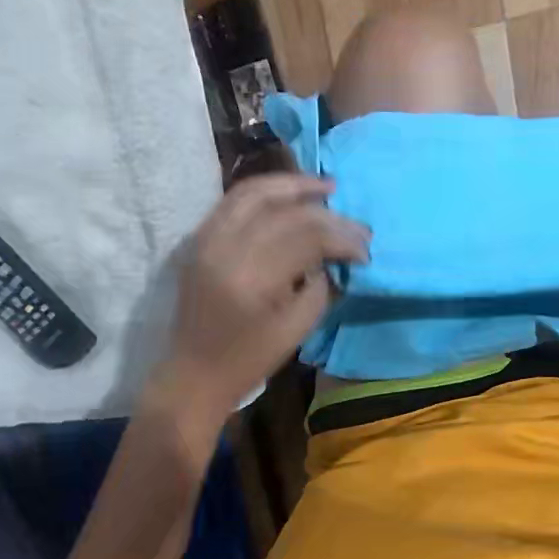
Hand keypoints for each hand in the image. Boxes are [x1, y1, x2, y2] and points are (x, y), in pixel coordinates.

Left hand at [153, 174, 369, 416]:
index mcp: (251, 278)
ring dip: (293, 185)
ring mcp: (206, 239)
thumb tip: (335, 256)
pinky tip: (290, 194)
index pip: (307, 238)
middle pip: (285, 212)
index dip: (342, 239)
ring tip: (325, 186)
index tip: (365, 250)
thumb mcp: (296, 330)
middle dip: (327, 215)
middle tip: (356, 225)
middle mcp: (225, 248)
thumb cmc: (248, 360)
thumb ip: (320, 286)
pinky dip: (265, 191)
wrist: (194, 374)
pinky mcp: (199, 238)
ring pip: (254, 192)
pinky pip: (233, 200)